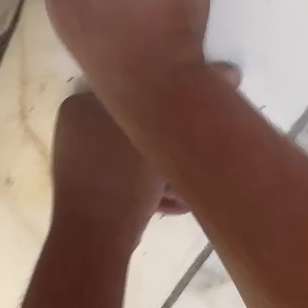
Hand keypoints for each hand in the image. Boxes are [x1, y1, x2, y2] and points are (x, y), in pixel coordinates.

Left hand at [50, 65, 240, 239]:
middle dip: (172, 152)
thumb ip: (192, 100)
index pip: (134, 94)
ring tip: (190, 192)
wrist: (95, 234)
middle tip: (197, 163)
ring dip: (167, 176)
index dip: (171, 108)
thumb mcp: (164, 132)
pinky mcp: (91, 194)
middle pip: (138, 132)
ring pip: (136, 163)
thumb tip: (230, 73)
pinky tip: (181, 204)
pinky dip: (153, 192)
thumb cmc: (123, 174)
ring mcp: (81, 165)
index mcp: (82, 105)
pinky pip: (127, 184)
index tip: (198, 120)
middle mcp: (77, 131)